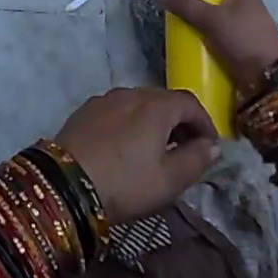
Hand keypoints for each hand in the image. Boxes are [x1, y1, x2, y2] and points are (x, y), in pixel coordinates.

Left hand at [55, 87, 219, 220]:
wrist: (66, 183)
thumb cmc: (125, 183)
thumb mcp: (169, 180)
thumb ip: (196, 160)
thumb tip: (212, 145)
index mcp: (154, 106)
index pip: (189, 103)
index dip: (205, 123)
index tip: (209, 147)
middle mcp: (129, 93)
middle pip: (163, 99)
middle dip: (180, 121)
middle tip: (186, 149)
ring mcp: (103, 99)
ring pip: (138, 103)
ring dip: (153, 121)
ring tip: (157, 149)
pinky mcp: (84, 110)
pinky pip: (117, 109)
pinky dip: (130, 121)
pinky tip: (126, 145)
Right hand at [159, 0, 277, 102]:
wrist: (270, 78)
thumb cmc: (244, 40)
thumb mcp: (211, 20)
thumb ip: (185, 5)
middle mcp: (247, 1)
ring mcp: (246, 20)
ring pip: (222, 3)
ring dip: (204, 3)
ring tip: (183, 11)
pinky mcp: (242, 38)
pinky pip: (221, 22)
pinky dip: (207, 21)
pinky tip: (194, 32)